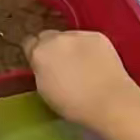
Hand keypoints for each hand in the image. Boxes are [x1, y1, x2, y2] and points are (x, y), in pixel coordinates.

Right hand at [24, 30, 139, 126]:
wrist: (110, 101)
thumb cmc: (73, 104)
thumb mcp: (45, 90)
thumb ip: (41, 71)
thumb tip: (44, 65)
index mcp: (39, 53)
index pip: (29, 43)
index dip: (35, 54)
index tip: (42, 64)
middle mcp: (56, 38)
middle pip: (48, 36)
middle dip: (51, 47)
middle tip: (62, 64)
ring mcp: (78, 34)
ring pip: (68, 36)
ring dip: (71, 46)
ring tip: (82, 64)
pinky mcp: (98, 35)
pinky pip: (87, 39)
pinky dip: (89, 48)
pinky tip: (96, 62)